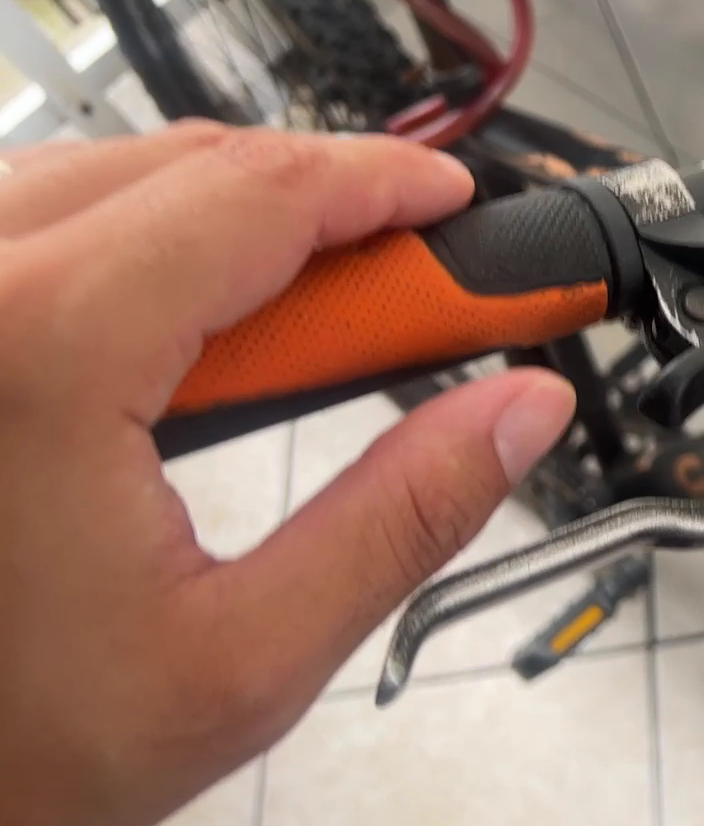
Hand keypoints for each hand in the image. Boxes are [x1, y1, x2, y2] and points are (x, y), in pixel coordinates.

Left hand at [0, 124, 576, 825]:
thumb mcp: (244, 659)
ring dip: (244, 221)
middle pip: (187, 166)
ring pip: (105, 179)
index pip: (254, 196)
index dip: (385, 181)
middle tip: (413, 277)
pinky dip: (153, 241)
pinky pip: (36, 222)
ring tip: (319, 308)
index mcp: (23, 360)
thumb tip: (531, 406)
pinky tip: (195, 322)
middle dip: (331, 203)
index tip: (458, 203)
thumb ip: (408, 516)